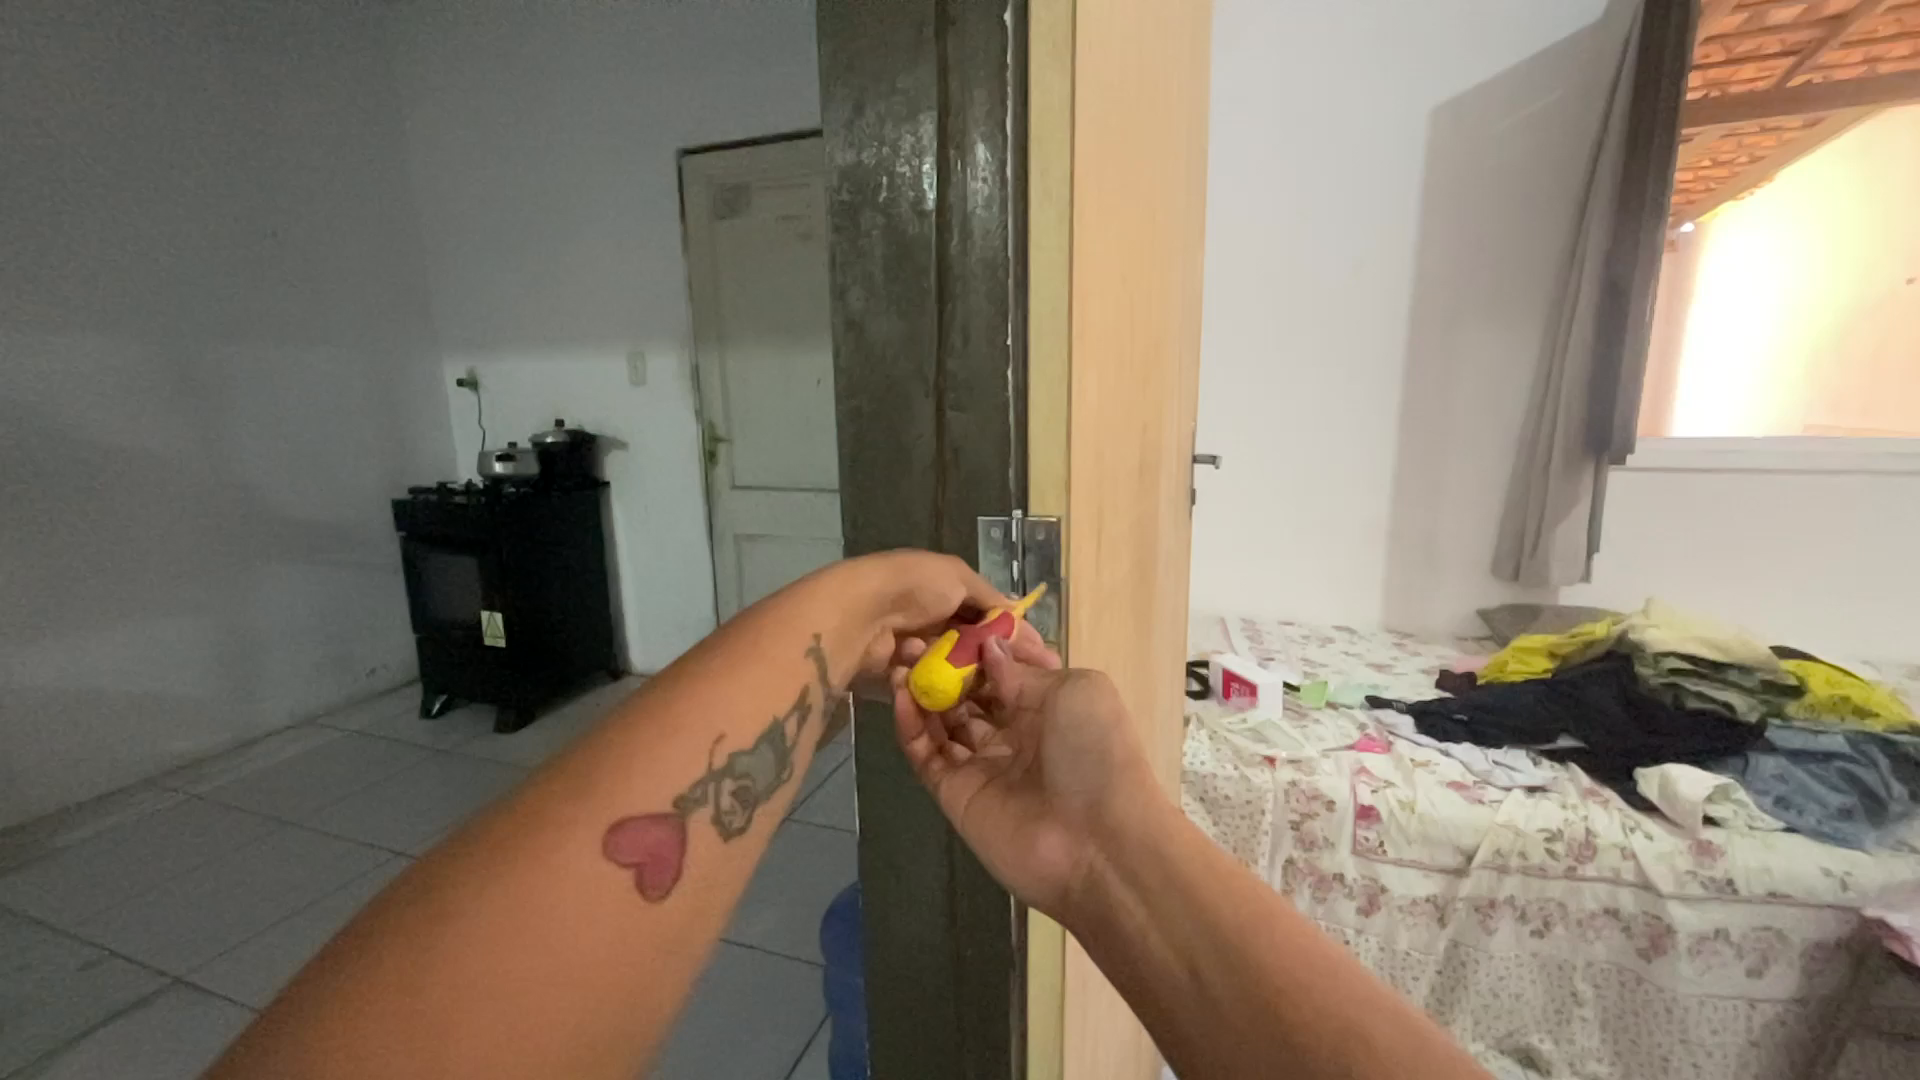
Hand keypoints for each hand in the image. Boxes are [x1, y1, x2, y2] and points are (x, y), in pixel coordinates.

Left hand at [836, 550, 1014, 680]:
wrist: (861, 611)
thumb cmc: (914, 586)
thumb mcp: (958, 577)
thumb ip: (989, 596)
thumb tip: (1016, 611)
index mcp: (944, 587)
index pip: (987, 614)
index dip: (1013, 634)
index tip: (1042, 657)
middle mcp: (929, 615)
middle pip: (971, 644)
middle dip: (992, 660)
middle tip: (1021, 681)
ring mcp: (912, 646)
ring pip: (951, 667)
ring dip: (963, 670)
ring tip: (978, 678)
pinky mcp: (897, 672)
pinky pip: (926, 682)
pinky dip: (934, 679)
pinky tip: (943, 683)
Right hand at [891, 634, 1158, 918]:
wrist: (1099, 844)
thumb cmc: (1096, 751)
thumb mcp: (1075, 690)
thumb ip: (1023, 669)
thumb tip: (987, 646)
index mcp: (1047, 705)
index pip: (1002, 668)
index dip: (976, 646)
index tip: (948, 622)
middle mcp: (1014, 731)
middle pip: (968, 692)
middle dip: (943, 665)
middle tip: (912, 640)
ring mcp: (983, 763)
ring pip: (942, 720)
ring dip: (921, 690)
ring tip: (899, 661)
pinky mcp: (956, 793)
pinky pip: (926, 754)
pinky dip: (911, 727)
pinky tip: (902, 696)